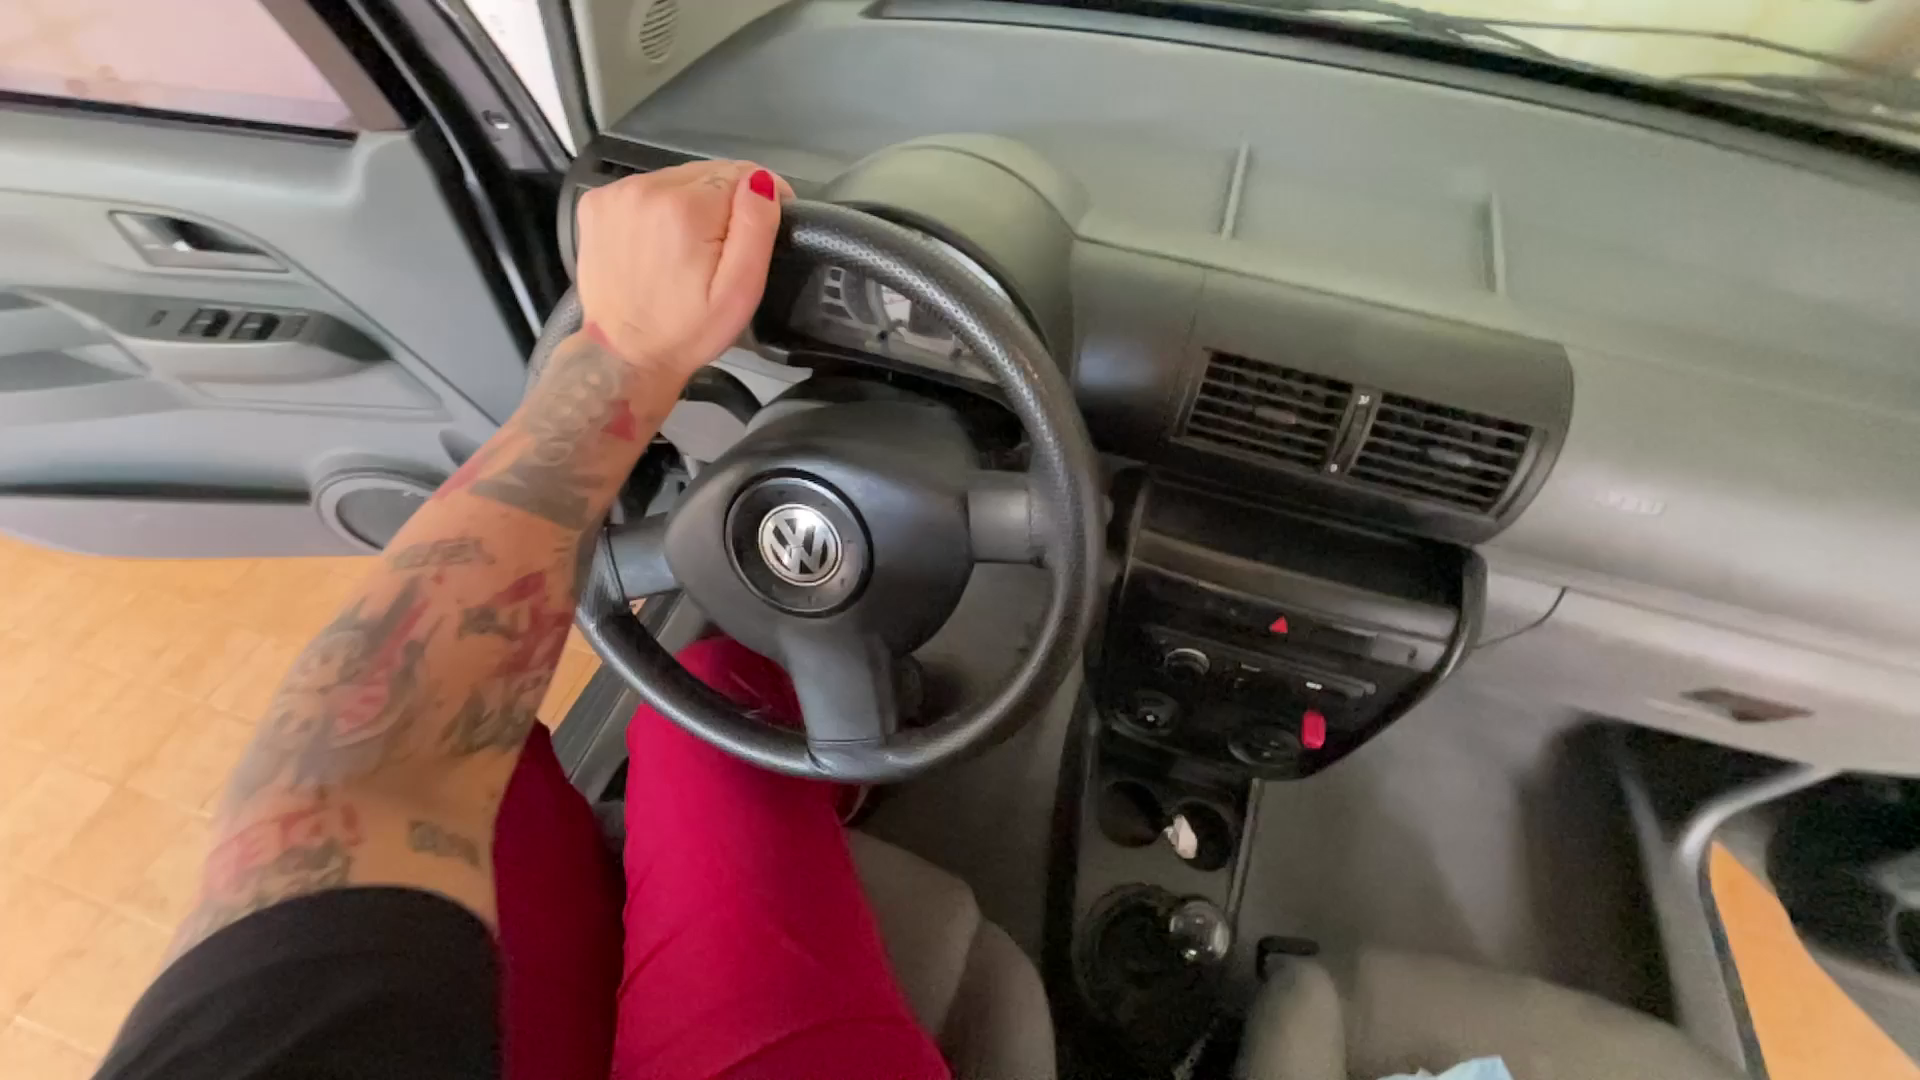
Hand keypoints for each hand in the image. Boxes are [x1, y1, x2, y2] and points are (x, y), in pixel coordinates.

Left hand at [573, 160, 793, 383]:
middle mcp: (647, 188)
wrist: (626, 354)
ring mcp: (616, 193)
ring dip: (693, 203)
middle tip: (725, 249)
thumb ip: (755, 230)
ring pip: (677, 178)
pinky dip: (660, 208)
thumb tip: (762, 182)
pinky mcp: (597, 202)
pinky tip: (662, 244)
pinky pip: (645, 189)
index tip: (764, 224)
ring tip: (693, 249)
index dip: (760, 197)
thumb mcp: (739, 292)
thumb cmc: (689, 331)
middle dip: (725, 202)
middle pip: (707, 172)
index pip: (740, 174)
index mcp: (686, 208)